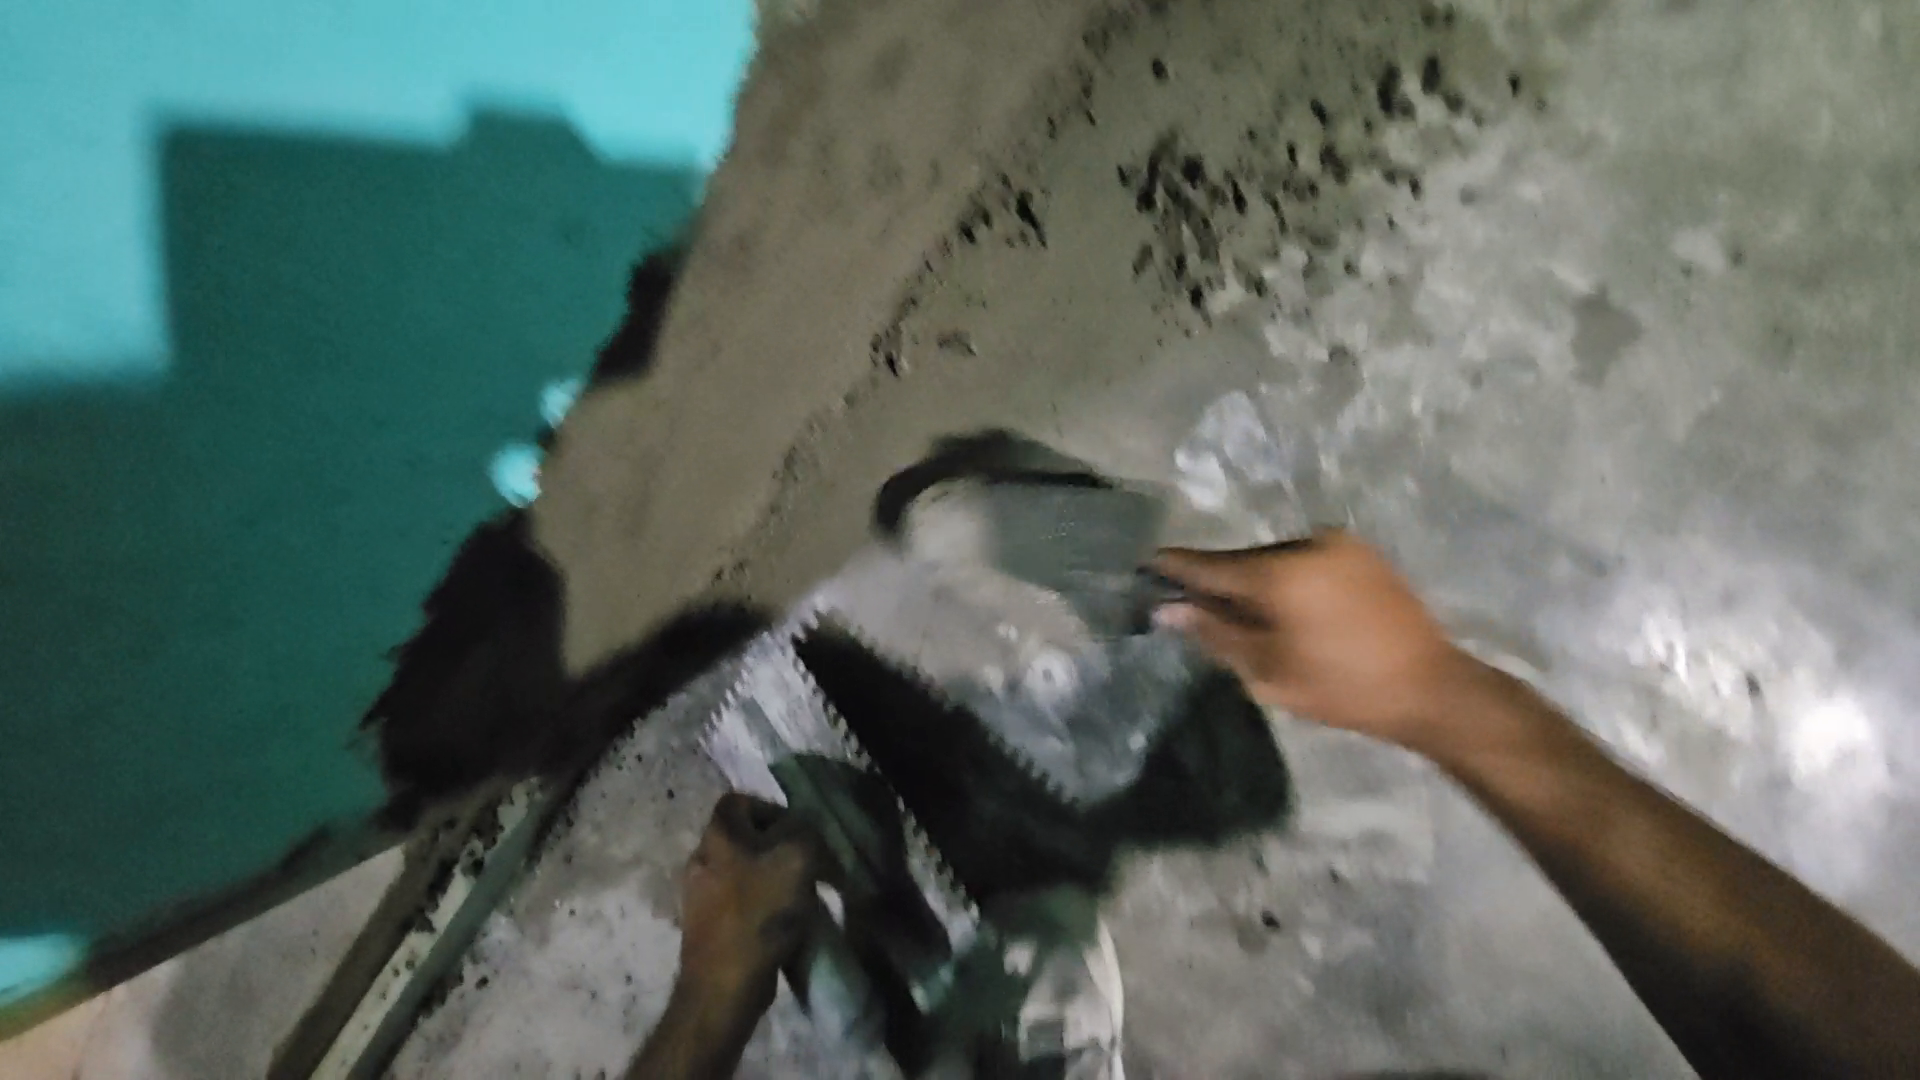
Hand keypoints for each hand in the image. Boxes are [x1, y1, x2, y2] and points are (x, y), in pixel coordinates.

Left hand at [675, 793, 820, 1012]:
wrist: (724, 986)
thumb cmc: (760, 911)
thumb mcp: (798, 856)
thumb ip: (805, 830)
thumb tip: (803, 830)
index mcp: (717, 835)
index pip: (738, 800)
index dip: (770, 808)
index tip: (796, 831)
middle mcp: (700, 859)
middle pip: (743, 838)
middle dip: (776, 847)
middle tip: (803, 863)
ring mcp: (698, 896)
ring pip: (741, 870)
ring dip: (770, 878)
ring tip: (797, 896)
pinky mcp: (704, 927)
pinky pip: (737, 902)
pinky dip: (759, 906)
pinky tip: (779, 923)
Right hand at [1152, 531, 1479, 750]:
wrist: (1432, 689)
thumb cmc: (1341, 688)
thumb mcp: (1267, 671)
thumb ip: (1213, 633)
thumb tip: (1165, 609)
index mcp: (1280, 574)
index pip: (1209, 565)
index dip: (1175, 567)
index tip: (1145, 564)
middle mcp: (1305, 545)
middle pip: (1241, 561)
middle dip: (1216, 582)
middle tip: (1193, 606)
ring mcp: (1336, 544)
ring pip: (1272, 560)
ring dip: (1252, 582)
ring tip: (1248, 616)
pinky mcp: (1359, 552)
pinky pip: (1301, 560)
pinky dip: (1284, 579)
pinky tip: (1286, 608)